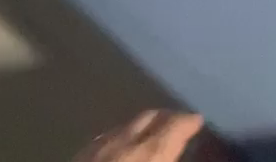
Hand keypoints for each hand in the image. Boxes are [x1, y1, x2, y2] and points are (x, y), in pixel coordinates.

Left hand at [74, 111, 236, 161]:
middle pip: (148, 118)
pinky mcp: (77, 157)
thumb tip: (186, 153)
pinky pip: (104, 139)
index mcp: (150, 153)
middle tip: (179, 122)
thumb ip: (171, 155)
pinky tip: (118, 149)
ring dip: (141, 126)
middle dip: (165, 117)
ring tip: (151, 134)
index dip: (188, 121)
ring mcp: (96, 148)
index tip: (198, 119)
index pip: (174, 126)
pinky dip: (119, 138)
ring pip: (124, 126)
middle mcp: (123, 142)